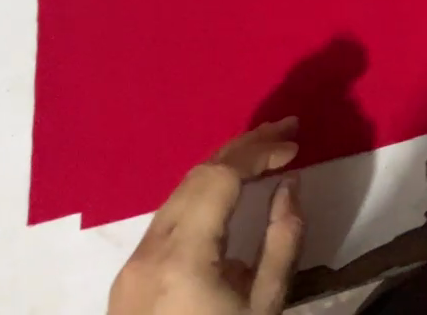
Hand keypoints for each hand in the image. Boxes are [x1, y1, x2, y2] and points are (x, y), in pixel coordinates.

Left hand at [108, 118, 304, 314]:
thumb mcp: (268, 302)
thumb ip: (284, 237)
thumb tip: (288, 185)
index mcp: (181, 258)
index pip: (219, 178)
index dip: (259, 151)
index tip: (296, 144)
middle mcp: (147, 253)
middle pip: (195, 177)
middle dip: (244, 146)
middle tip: (287, 130)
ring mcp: (132, 266)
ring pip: (179, 192)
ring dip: (224, 165)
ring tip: (265, 150)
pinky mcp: (130, 278)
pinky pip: (171, 215)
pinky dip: (206, 190)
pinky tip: (233, 187)